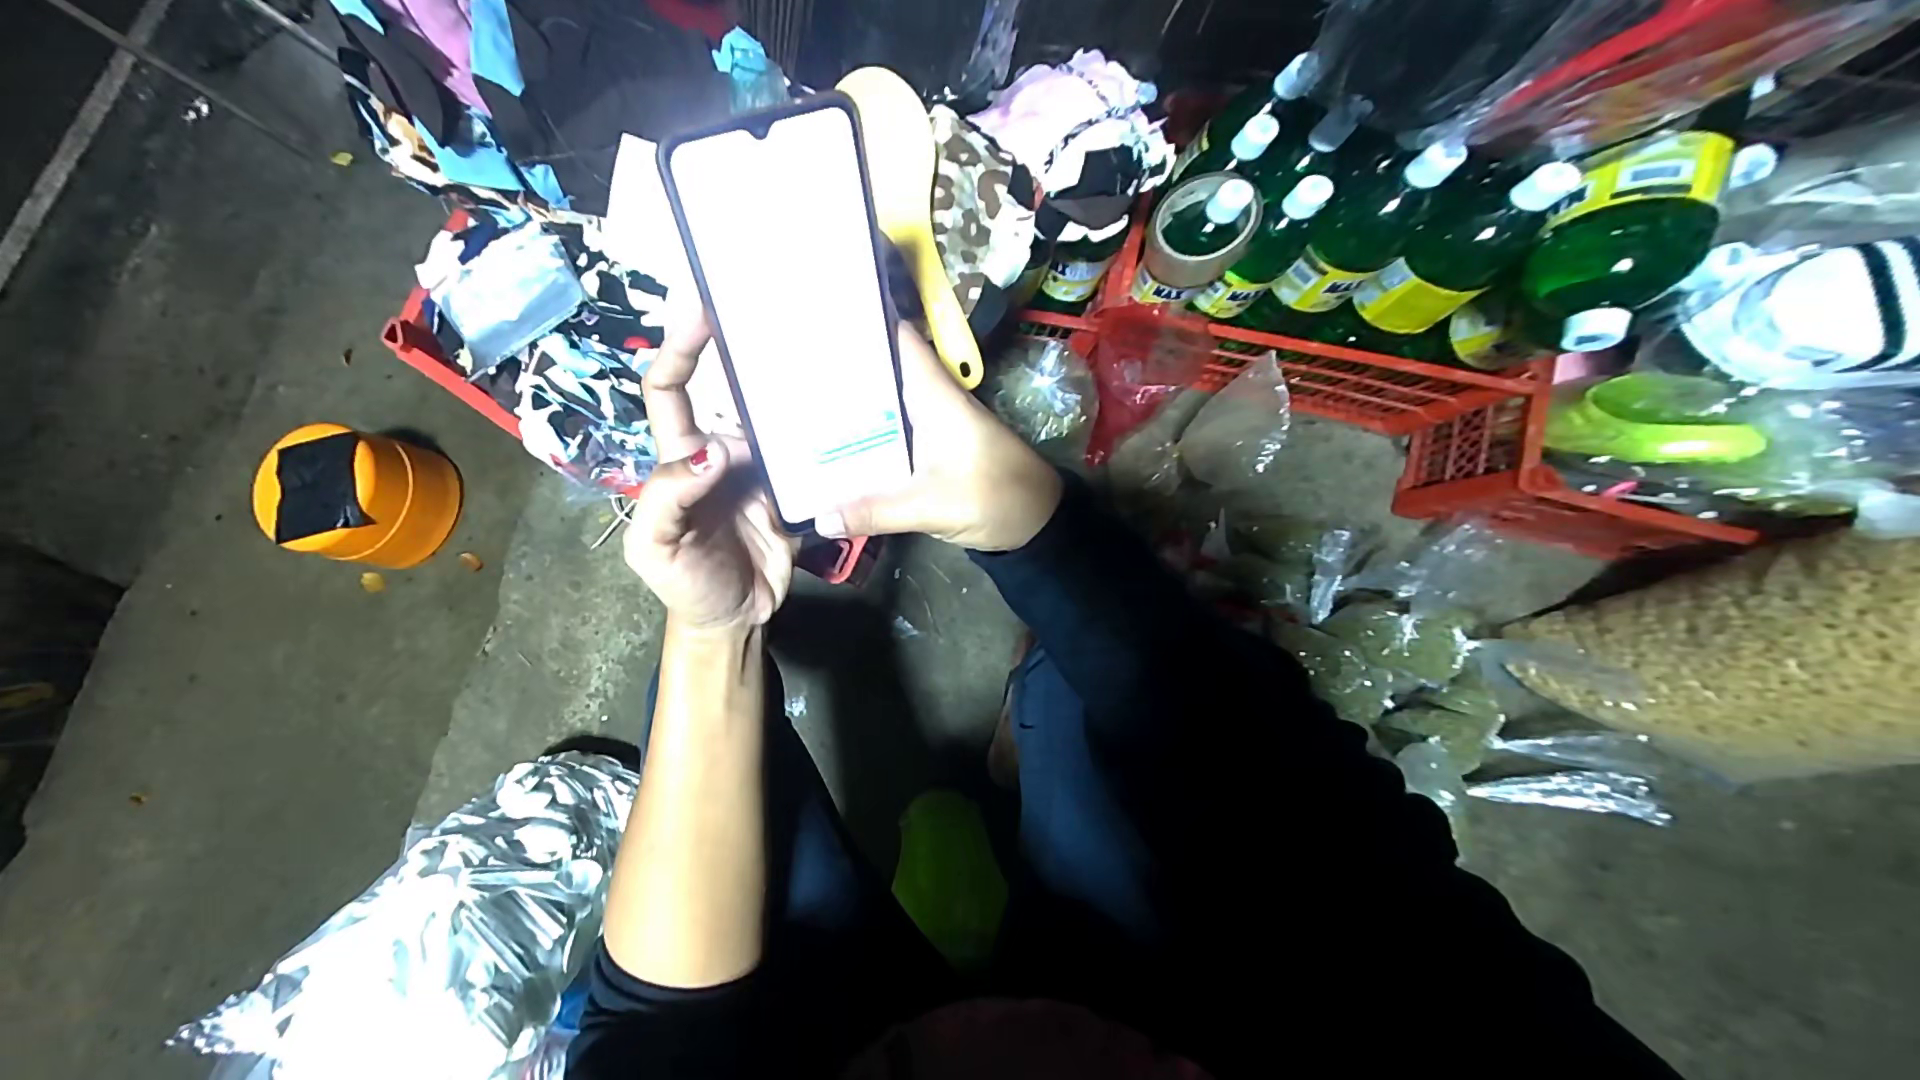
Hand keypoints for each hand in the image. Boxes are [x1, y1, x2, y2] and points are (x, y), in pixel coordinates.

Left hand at [624, 314, 795, 629]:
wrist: (735, 616)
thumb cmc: (685, 581)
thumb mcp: (656, 548)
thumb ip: (669, 499)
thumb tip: (716, 452)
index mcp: (681, 457)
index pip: (670, 390)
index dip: (679, 348)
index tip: (699, 309)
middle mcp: (722, 450)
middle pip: (730, 390)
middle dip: (745, 349)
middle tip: (776, 307)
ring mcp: (762, 468)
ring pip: (775, 416)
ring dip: (791, 385)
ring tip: (820, 346)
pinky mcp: (795, 488)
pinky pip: (808, 453)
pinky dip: (822, 432)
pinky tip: (844, 407)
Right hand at [817, 326, 1062, 550]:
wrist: (1039, 521)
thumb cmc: (994, 497)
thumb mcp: (931, 507)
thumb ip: (875, 512)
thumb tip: (819, 520)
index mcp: (935, 395)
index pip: (898, 339)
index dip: (862, 319)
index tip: (817, 312)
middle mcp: (932, 400)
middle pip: (882, 370)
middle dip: (841, 365)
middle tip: (790, 362)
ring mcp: (933, 423)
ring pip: (885, 400)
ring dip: (851, 400)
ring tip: (798, 396)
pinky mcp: (934, 447)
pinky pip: (892, 429)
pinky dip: (866, 431)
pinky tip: (835, 441)